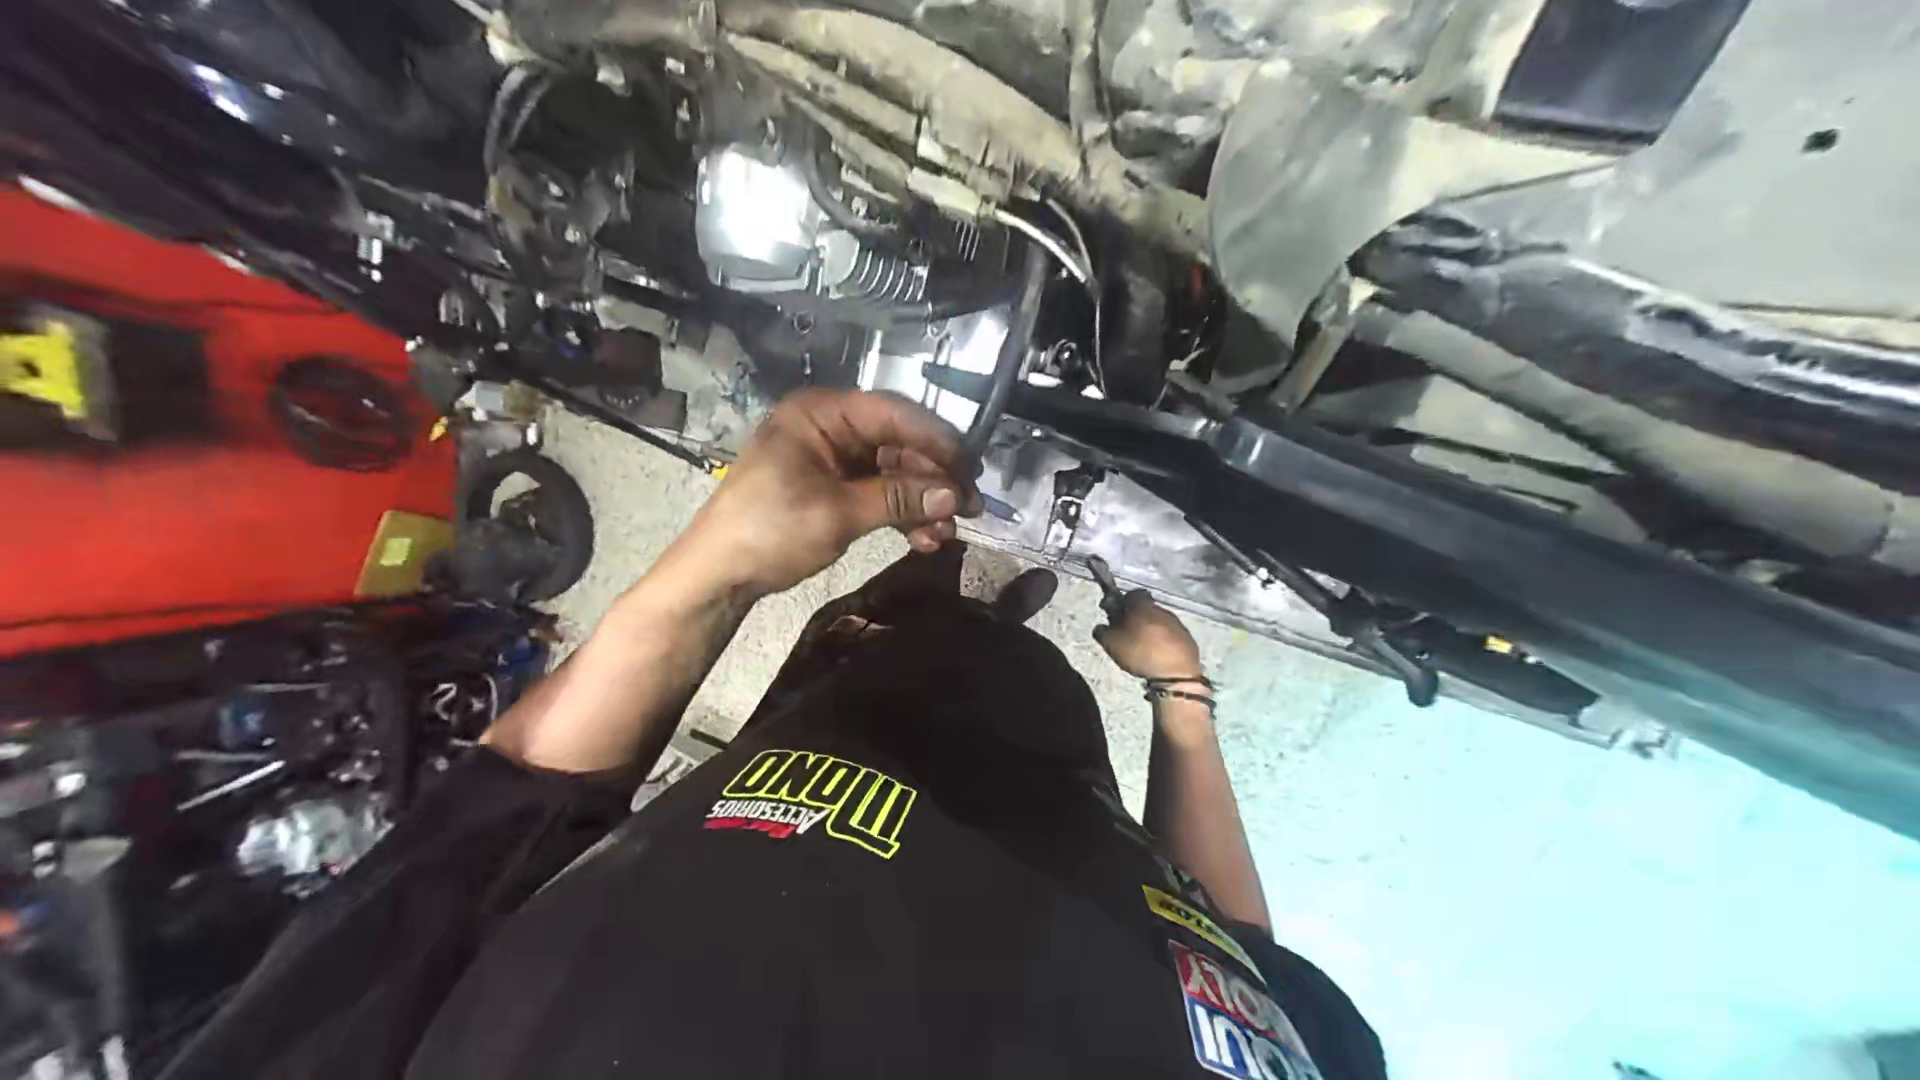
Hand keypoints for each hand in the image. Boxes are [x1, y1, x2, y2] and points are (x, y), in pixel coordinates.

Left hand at [671, 389, 979, 596]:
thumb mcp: (836, 513)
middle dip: (933, 479)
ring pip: (894, 472)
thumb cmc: (769, 531)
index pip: (892, 414)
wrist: (720, 575)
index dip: (936, 440)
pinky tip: (925, 540)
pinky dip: (902, 515)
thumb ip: (898, 499)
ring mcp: (833, 460)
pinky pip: (879, 494)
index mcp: (821, 414)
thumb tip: (955, 497)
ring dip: (922, 502)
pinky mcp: (835, 489)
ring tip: (948, 533)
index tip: (971, 467)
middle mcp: (830, 428)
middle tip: (970, 507)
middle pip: (898, 443)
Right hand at [1093, 590, 1203, 680]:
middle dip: (1137, 617)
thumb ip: (1102, 631)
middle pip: (1146, 608)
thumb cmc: (1139, 651)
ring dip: (1152, 629)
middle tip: (1128, 633)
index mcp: (1142, 606)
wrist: (1175, 673)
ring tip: (1144, 647)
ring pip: (1159, 621)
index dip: (1124, 602)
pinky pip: (1171, 635)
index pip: (1133, 593)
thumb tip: (1101, 626)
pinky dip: (1164, 641)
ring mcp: (1177, 624)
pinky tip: (1158, 654)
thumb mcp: (1111, 643)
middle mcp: (1161, 609)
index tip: (1117, 616)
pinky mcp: (1188, 638)